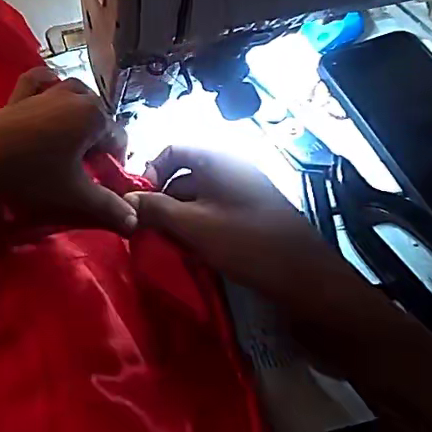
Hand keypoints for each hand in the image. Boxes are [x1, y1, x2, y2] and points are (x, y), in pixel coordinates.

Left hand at [0, 67, 136, 233]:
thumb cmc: (31, 173)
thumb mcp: (74, 194)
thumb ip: (107, 208)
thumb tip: (134, 222)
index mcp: (94, 116)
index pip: (119, 141)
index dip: (114, 165)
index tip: (102, 185)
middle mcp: (76, 95)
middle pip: (100, 118)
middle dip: (98, 141)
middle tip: (84, 169)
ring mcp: (48, 90)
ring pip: (76, 95)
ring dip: (79, 114)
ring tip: (70, 142)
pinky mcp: (22, 92)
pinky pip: (42, 82)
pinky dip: (48, 85)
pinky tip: (48, 94)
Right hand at [125, 146, 348, 302]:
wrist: (308, 282)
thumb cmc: (248, 244)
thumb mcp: (193, 225)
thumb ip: (155, 209)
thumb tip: (123, 199)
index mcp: (220, 160)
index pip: (173, 149)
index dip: (150, 170)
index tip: (137, 200)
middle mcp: (233, 170)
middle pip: (184, 174)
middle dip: (162, 199)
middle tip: (146, 228)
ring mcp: (246, 195)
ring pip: (199, 198)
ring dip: (179, 217)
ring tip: (166, 244)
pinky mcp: (253, 219)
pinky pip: (216, 215)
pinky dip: (198, 228)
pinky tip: (192, 252)